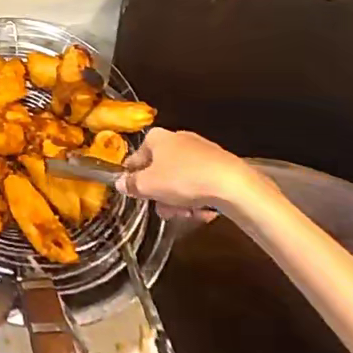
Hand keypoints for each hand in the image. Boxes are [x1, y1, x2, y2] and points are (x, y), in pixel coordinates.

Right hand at [117, 128, 283, 220]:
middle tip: (164, 210)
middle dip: (160, 193)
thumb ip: (132, 185)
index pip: (136, 157)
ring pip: (180, 178)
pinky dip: (198, 196)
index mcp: (157, 137)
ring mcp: (200, 150)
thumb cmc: (182, 179)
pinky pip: (200, 181)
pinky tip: (202, 211)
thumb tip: (120, 183)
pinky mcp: (219, 164)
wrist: (232, 184)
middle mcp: (178, 138)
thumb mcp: (148, 185)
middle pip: (160, 169)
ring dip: (179, 198)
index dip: (133, 176)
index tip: (135, 193)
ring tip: (185, 214)